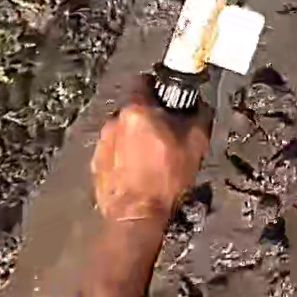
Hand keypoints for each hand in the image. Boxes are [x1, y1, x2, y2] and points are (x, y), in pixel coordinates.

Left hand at [90, 75, 211, 223]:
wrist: (136, 216)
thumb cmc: (166, 176)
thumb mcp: (196, 142)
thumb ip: (199, 115)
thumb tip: (200, 106)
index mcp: (137, 110)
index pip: (143, 81)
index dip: (158, 86)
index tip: (169, 97)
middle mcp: (114, 122)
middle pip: (134, 108)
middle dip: (149, 116)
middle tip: (167, 131)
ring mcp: (101, 143)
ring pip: (124, 130)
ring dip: (136, 136)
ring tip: (153, 155)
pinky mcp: (96, 164)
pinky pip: (115, 150)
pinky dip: (126, 155)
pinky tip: (140, 170)